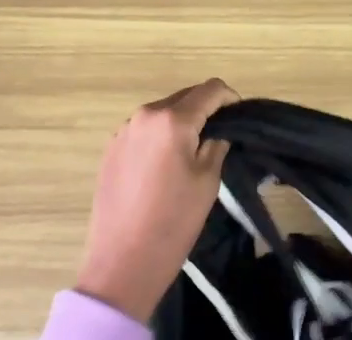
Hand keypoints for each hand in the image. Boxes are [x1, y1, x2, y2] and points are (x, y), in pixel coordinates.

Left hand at [74, 78, 240, 322]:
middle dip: (205, 109)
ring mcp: (124, 129)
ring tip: (191, 152)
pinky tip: (164, 165)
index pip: (210, 90)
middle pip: (184, 97)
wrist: (122, 262)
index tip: (240, 116)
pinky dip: (160, 136)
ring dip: (180, 122)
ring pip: (162, 112)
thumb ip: (216, 144)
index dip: (230, 98)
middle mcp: (145, 115)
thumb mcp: (207, 182)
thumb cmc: (173, 222)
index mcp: (172, 120)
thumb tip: (219, 130)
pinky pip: (144, 129)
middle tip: (220, 136)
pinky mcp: (111, 147)